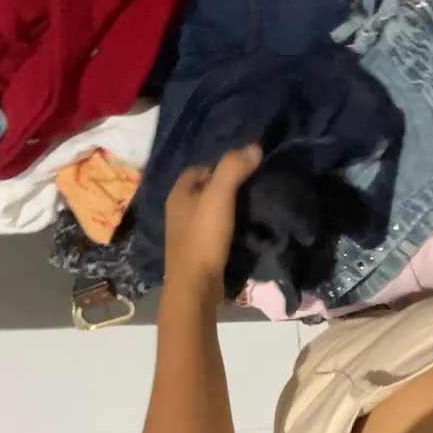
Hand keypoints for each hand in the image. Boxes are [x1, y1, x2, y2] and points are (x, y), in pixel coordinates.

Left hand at [163, 146, 261, 302]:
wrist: (195, 286)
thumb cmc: (203, 238)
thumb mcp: (219, 197)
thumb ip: (234, 169)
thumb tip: (254, 146)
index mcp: (178, 193)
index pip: (200, 169)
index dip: (221, 166)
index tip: (245, 171)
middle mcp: (178, 211)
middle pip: (205, 191)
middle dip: (226, 188)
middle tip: (253, 189)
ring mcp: (186, 234)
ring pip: (210, 212)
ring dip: (229, 210)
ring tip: (253, 209)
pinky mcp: (197, 252)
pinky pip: (214, 232)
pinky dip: (228, 229)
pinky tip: (244, 232)